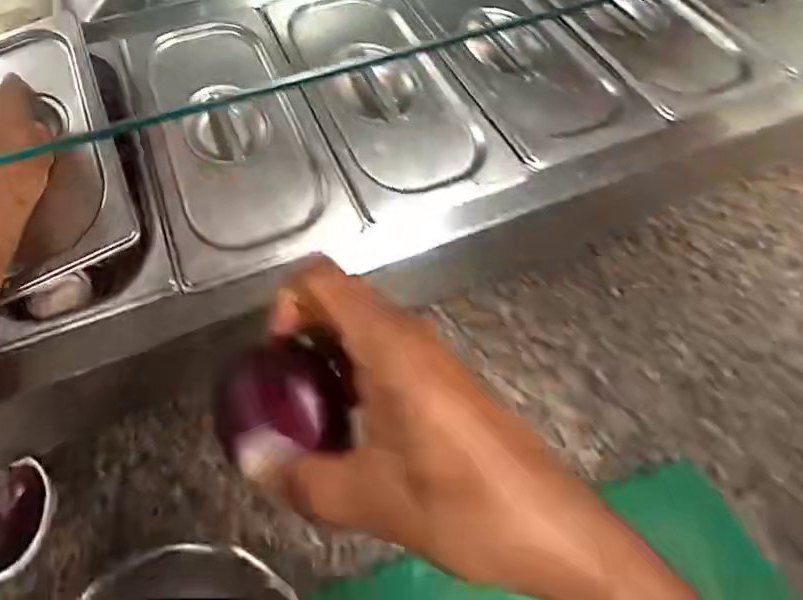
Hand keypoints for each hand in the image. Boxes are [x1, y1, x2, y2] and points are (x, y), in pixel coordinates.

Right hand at [263, 260, 690, 599]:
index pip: (321, 277)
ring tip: (312, 410)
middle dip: (301, 330)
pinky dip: (354, 368)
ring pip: (360, 323)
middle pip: (337, 297)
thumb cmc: (461, 500)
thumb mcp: (372, 499)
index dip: (286, 301)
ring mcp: (427, 350)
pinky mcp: (440, 374)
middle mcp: (406, 331)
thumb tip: (251, 463)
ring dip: (327, 352)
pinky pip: (382, 347)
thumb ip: (303, 479)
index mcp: (386, 340)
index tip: (276, 356)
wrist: (551, 525)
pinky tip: (354, 424)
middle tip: (285, 386)